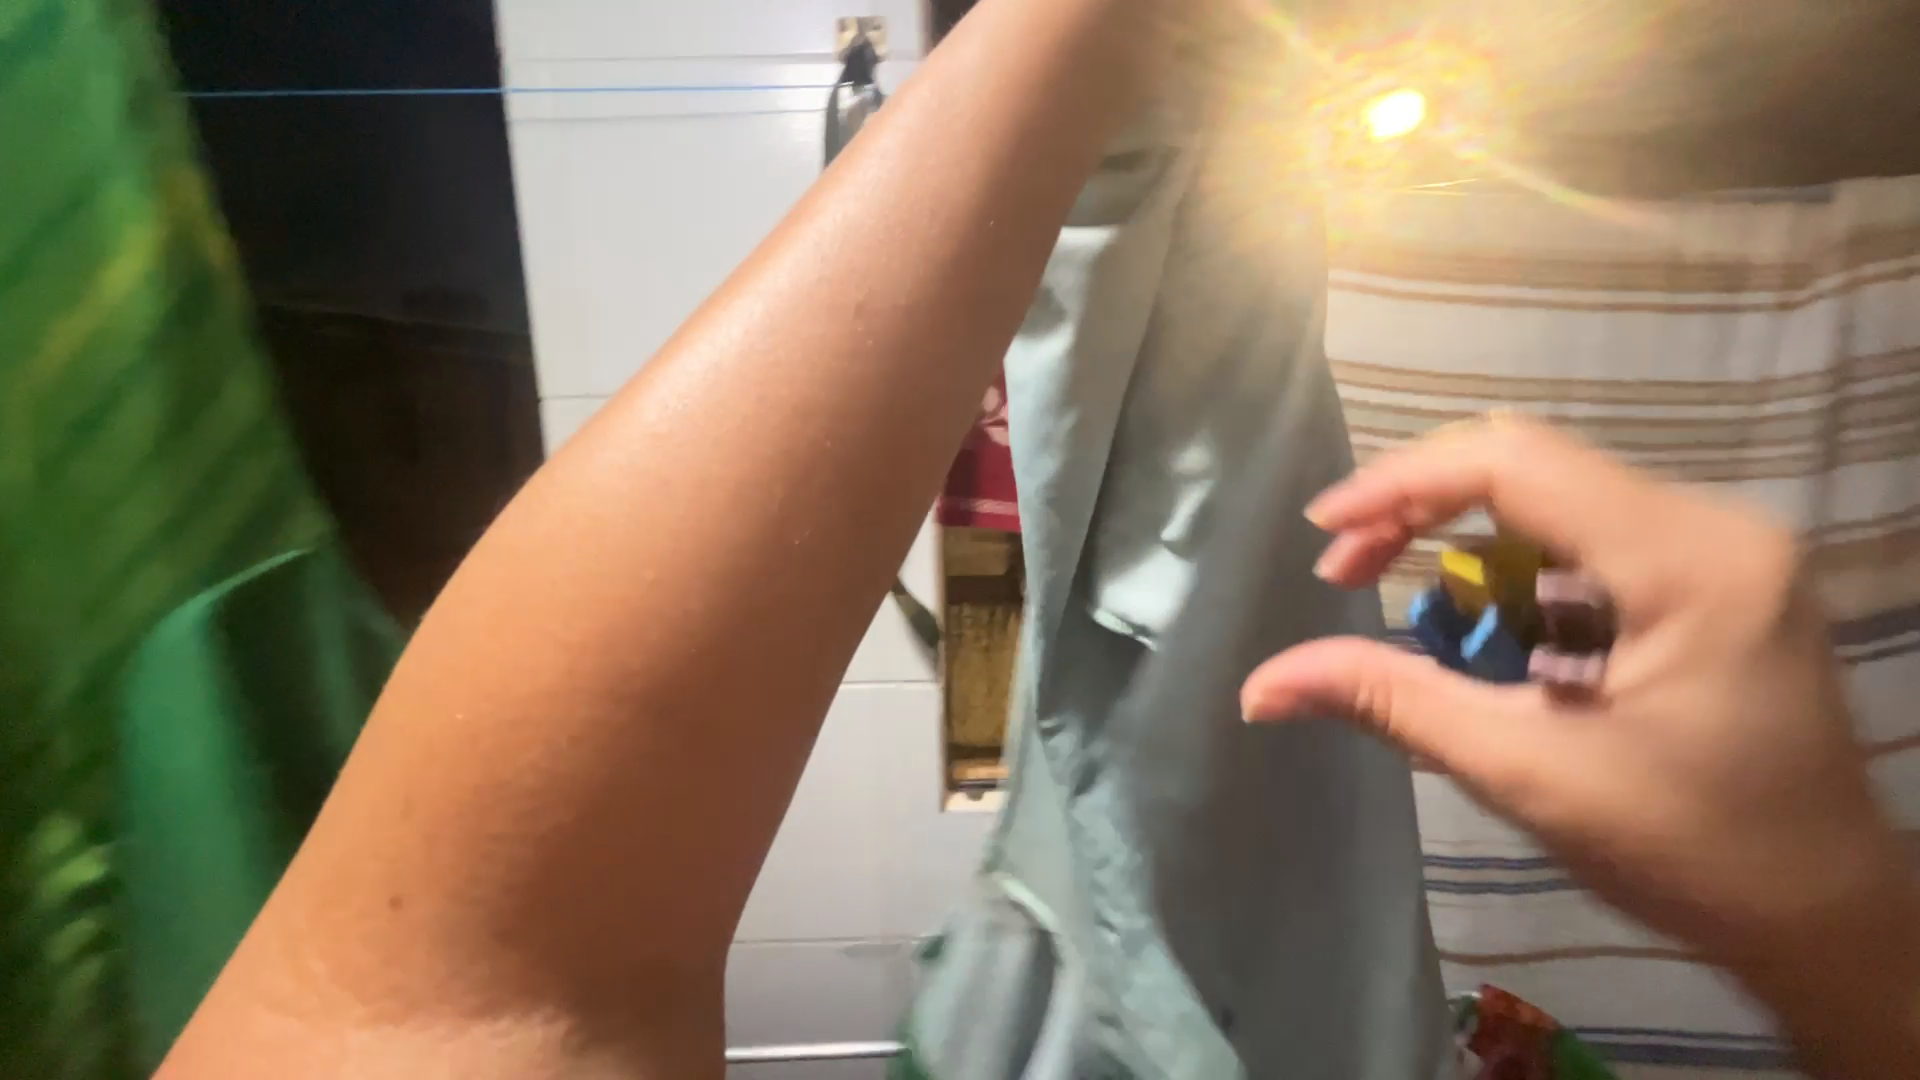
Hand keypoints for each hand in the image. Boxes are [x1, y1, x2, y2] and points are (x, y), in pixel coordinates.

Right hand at [1240, 417, 1918, 1076]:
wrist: (1822, 914)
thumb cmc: (1690, 848)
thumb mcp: (1519, 769)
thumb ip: (1386, 702)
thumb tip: (1258, 688)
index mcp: (1686, 562)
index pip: (1515, 462)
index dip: (1401, 483)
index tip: (1323, 532)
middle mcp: (1704, 526)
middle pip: (1518, 464)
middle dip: (1410, 506)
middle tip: (1341, 568)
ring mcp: (1700, 545)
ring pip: (1531, 492)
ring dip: (1440, 532)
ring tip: (1378, 584)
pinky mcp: (1684, 572)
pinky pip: (1556, 530)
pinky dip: (1483, 562)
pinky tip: (1461, 614)